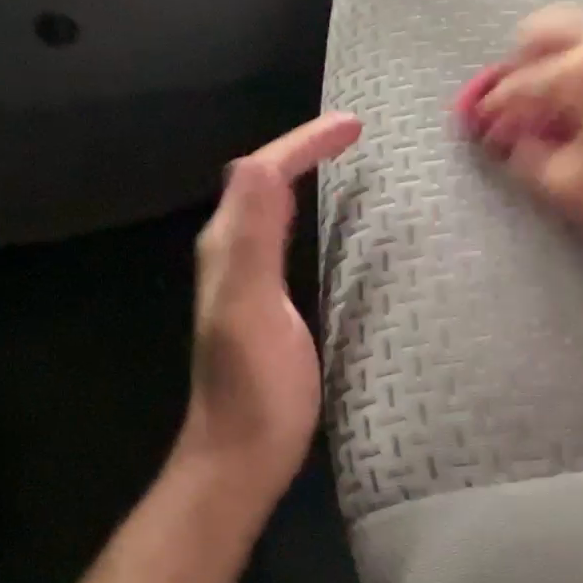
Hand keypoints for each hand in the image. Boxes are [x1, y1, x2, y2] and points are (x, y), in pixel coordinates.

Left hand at [180, 112, 361, 502]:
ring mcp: (246, 280)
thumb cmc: (255, 389)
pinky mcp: (265, 304)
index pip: (262, 173)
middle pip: (262, 181)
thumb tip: (260, 162)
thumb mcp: (251, 308)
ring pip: (269, 206)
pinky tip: (326, 224)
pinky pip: (281, 236)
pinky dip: (304, 211)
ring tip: (342, 161)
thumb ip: (252, 238)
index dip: (303, 142)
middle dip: (303, 149)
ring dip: (302, 175)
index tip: (353, 127)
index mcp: (228, 248)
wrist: (240, 455)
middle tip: (351, 135)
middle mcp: (231, 254)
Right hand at [476, 6, 582, 262]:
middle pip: (550, 28)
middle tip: (519, 102)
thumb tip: (513, 141)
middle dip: (523, 62)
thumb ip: (531, 159)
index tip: (480, 125)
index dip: (494, 108)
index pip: (521, 83)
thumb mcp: (576, 188)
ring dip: (565, 60)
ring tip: (562, 104)